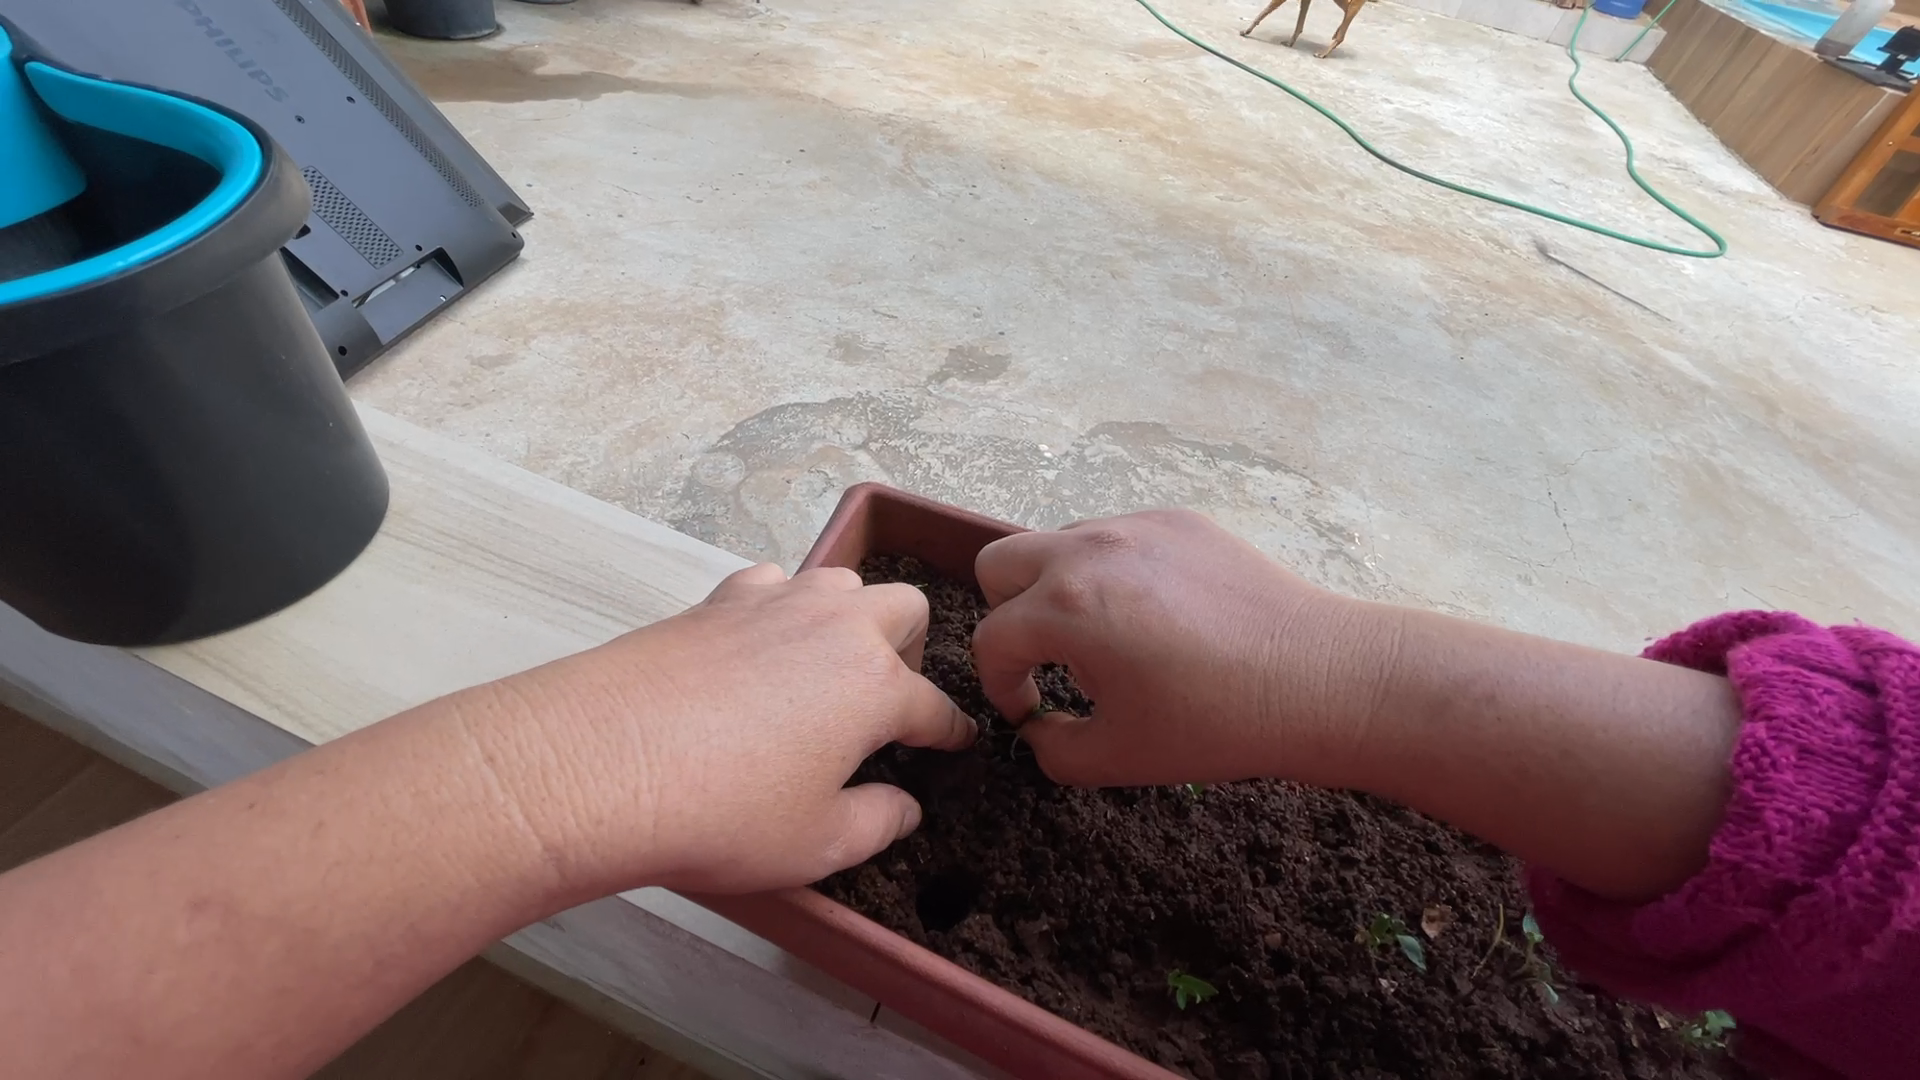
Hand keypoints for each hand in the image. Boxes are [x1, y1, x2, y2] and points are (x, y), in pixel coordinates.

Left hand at [436, 564, 974, 898]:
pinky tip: (755, 646)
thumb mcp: (815, 844)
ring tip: (820, 667)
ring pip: (841, 584)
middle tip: (880, 699)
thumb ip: (879, 823)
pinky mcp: (722, 597)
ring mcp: (779, 603)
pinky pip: (773, 584)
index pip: (935, 708)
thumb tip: (905, 806)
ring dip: (848, 619)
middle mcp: (839, 628)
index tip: (956, 741)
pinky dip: (780, 609)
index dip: (951, 731)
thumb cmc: (721, 813)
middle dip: (909, 649)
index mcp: (876, 687)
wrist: (597, 764)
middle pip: (905, 609)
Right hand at [971, 510, 1386, 788]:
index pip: (991, 639)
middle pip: (997, 565)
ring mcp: (1133, 525)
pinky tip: (1157, 611)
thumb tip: (1037, 730)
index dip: (999, 685)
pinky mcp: (1174, 519)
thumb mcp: (1116, 758)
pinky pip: (1113, 536)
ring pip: (1055, 544)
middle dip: (1007, 615)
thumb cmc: (1214, 723)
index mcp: (1064, 607)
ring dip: (1057, 589)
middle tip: (1049, 655)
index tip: (1028, 710)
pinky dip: (1110, 572)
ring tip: (1108, 633)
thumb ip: (1051, 750)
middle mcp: (1087, 550)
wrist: (1319, 679)